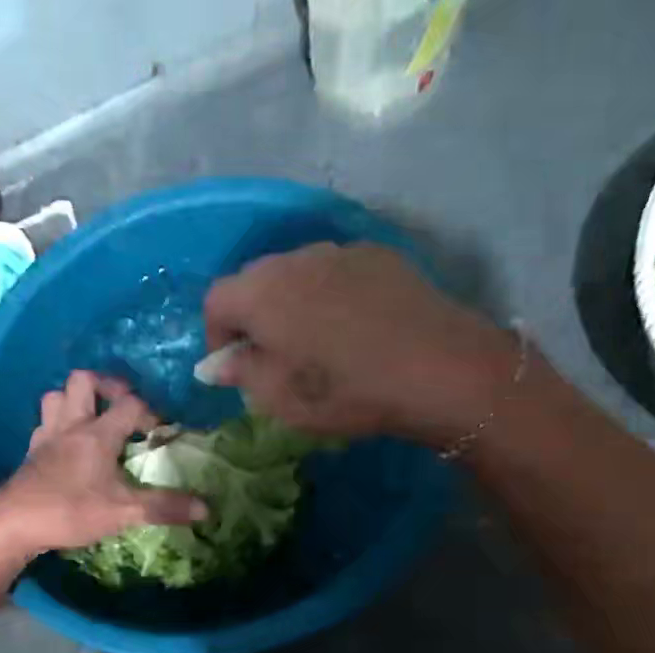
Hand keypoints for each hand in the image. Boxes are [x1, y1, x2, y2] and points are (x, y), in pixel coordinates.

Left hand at [0, 371, 205, 559]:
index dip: (150, 411)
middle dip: (106, 386)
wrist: (12, 525)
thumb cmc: (69, 511)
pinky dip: (58, 425)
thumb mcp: (123, 512)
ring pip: (56, 397)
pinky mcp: (31, 455)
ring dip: (76, 400)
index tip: (160, 431)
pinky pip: (44, 424)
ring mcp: (46, 438)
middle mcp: (70, 426)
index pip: (129, 404)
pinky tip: (68, 445)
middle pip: (83, 381)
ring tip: (93, 420)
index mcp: (96, 434)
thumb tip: (206, 508)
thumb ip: (164, 507)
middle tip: (122, 407)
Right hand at [203, 242, 533, 443]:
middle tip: (271, 356)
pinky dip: (331, 295)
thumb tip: (218, 363)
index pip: (216, 300)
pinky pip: (337, 272)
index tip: (233, 367)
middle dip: (252, 316)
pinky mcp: (380, 256)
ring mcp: (341, 252)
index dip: (216, 335)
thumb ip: (241, 373)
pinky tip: (354, 328)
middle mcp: (296, 259)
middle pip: (255, 280)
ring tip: (315, 341)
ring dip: (292, 303)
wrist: (439, 369)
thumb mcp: (281, 399)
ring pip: (298, 273)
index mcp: (261, 292)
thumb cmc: (346, 391)